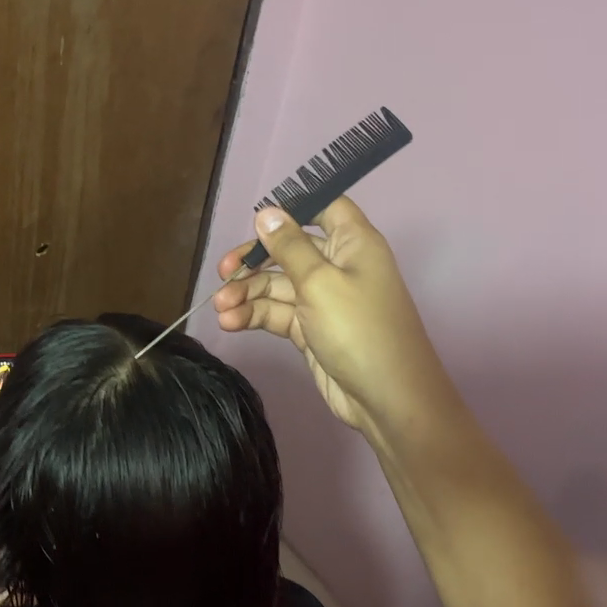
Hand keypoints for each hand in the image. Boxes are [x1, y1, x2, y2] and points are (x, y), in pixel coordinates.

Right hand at [213, 197, 461, 438]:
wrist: (385, 398)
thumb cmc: (358, 329)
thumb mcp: (319, 282)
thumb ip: (289, 246)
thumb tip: (266, 211)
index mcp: (352, 243)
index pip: (324, 208)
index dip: (293, 208)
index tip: (258, 219)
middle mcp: (337, 266)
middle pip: (288, 249)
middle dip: (253, 260)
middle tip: (223, 272)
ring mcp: (322, 299)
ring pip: (276, 284)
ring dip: (246, 293)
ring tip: (221, 309)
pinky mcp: (310, 328)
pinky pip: (276, 313)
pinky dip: (253, 315)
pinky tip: (230, 323)